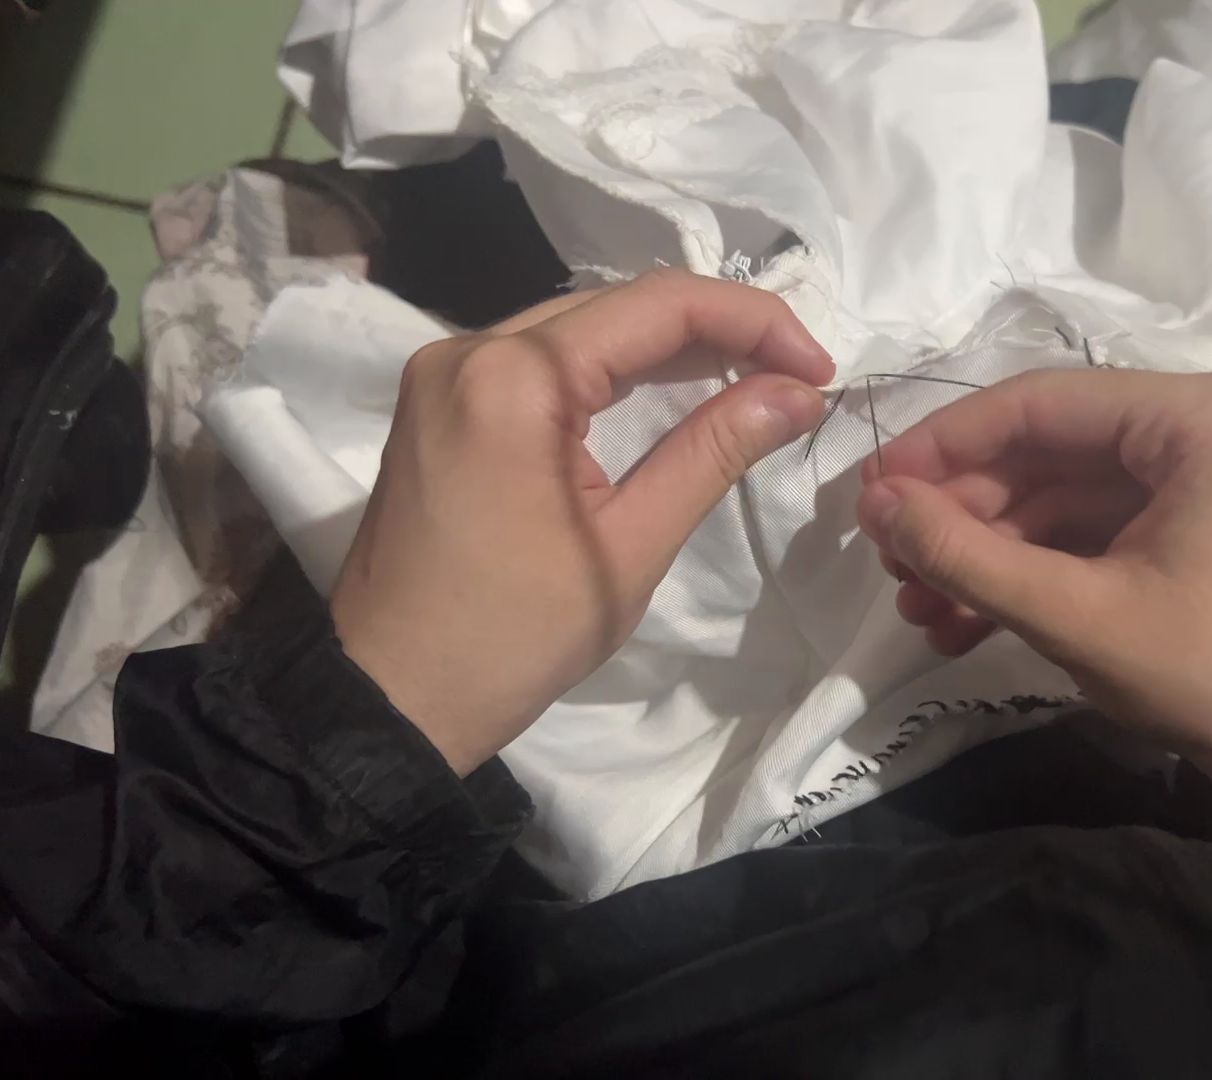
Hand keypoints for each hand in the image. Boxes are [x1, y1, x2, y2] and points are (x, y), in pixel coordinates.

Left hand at [330, 270, 833, 773]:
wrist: (394, 696)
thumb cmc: (515, 636)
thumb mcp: (632, 546)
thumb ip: (714, 452)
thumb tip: (798, 394)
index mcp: (516, 378)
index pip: (659, 306)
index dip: (755, 322)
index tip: (817, 368)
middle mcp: (471, 348)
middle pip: (620, 307)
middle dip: (719, 331)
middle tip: (793, 375)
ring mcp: (448, 371)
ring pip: (583, 329)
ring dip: (670, 349)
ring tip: (750, 378)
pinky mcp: (444, 401)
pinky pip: (546, 361)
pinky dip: (615, 371)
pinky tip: (667, 392)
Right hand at [855, 369, 1211, 810]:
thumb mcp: (1077, 616)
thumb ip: (963, 554)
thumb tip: (873, 504)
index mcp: (1203, 416)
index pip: (1038, 404)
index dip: (941, 445)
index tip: (872, 491)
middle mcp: (1206, 425)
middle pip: (1044, 453)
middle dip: (960, 515)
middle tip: (892, 566)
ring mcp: (1202, 477)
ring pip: (1056, 498)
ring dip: (984, 553)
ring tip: (918, 608)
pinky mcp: (1192, 524)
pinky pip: (1089, 532)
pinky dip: (1029, 571)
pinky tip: (965, 621)